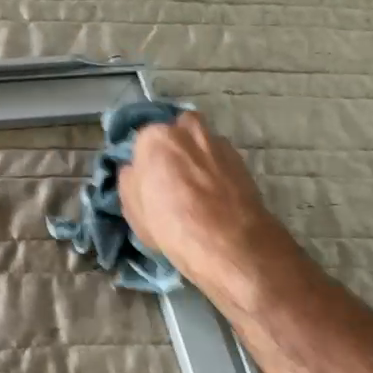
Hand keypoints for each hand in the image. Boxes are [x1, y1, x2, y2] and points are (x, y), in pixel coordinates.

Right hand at [119, 113, 302, 298]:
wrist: (227, 242)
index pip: (144, 140)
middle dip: (174, 147)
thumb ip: (130, 180)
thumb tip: (134, 170)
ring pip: (202, 143)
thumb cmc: (170, 224)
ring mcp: (219, 143)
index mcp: (156, 138)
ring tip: (196, 188)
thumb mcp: (132, 209)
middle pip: (178, 131)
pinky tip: (216, 195)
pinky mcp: (242, 160)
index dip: (144, 160)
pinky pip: (221, 160)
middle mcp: (189, 131)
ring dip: (197, 157)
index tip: (147, 179)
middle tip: (171, 176)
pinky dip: (217, 171)